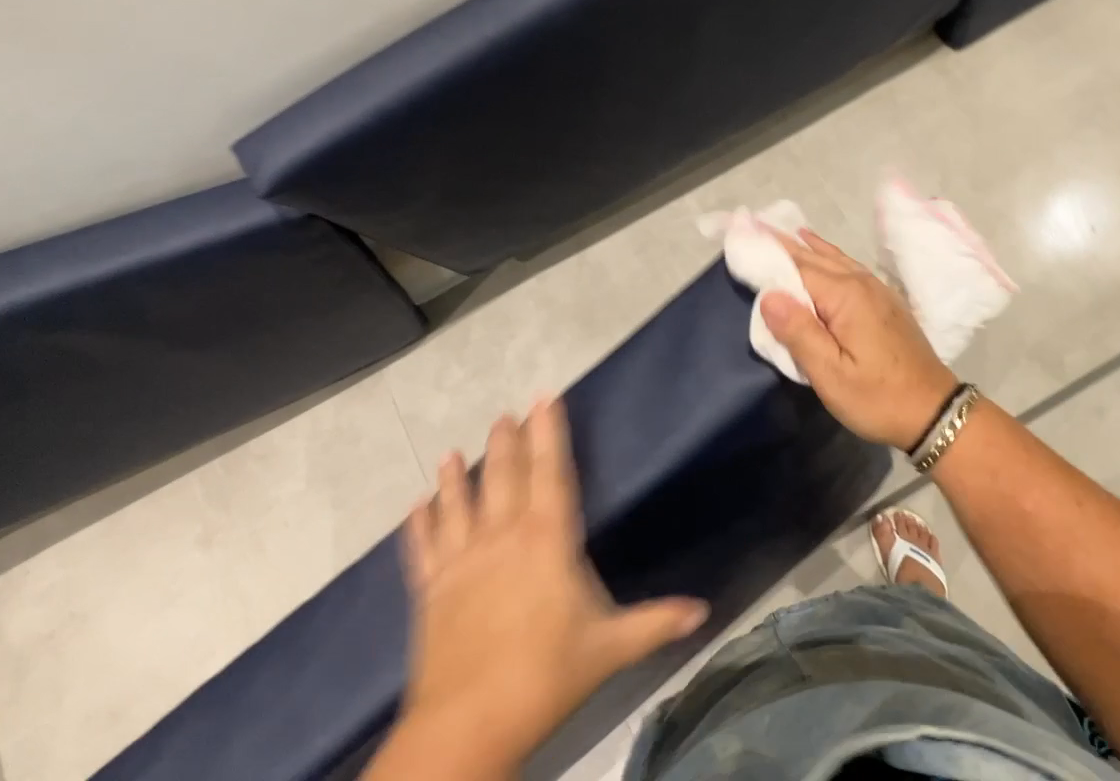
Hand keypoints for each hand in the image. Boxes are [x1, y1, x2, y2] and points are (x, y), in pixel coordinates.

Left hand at [375, 401, 707, 779]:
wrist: (470, 721)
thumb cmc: (548, 675)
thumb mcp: (612, 647)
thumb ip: (657, 622)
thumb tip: (704, 610)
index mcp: (548, 541)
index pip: (552, 474)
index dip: (550, 433)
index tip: (545, 398)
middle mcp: (502, 539)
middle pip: (504, 479)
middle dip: (506, 443)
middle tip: (504, 415)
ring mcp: (461, 563)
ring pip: (458, 506)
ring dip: (456, 477)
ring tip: (452, 452)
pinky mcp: (431, 591)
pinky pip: (422, 549)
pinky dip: (418, 526)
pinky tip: (414, 507)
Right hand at [759, 228, 959, 449]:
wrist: (934, 411)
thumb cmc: (878, 398)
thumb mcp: (831, 375)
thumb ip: (799, 332)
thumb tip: (768, 294)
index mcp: (846, 297)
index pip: (798, 266)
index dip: (768, 252)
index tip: (740, 234)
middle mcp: (862, 284)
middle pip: (815, 257)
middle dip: (783, 243)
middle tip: (751, 225)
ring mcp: (878, 291)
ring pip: (834, 259)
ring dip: (805, 247)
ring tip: (780, 232)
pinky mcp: (885, 303)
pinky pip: (848, 268)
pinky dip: (828, 257)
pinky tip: (822, 254)